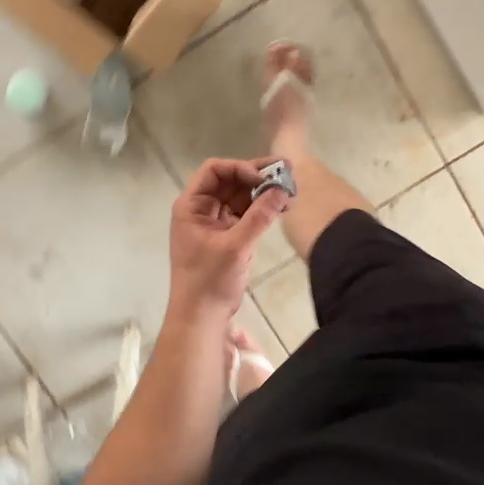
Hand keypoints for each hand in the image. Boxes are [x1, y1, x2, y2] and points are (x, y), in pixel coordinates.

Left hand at [168, 158, 290, 321]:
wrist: (201, 316)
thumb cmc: (209, 280)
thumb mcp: (235, 247)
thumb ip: (259, 217)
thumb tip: (283, 190)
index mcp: (191, 205)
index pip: (214, 171)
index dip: (240, 168)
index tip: (264, 179)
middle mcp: (202, 208)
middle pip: (230, 180)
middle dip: (257, 176)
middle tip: (288, 170)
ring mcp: (215, 221)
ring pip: (241, 196)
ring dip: (264, 191)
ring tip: (291, 189)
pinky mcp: (229, 235)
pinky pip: (246, 213)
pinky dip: (263, 208)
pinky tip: (284, 205)